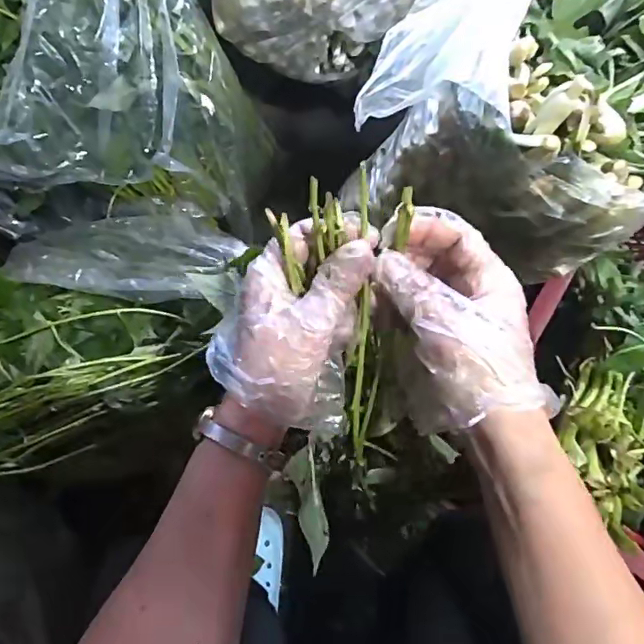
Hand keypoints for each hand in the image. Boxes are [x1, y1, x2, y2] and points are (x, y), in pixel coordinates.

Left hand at [207, 219, 375, 429]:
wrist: (267, 414)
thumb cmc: (280, 364)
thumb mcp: (312, 321)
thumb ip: (338, 282)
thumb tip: (363, 243)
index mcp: (269, 273)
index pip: (299, 234)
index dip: (331, 228)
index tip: (366, 232)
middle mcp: (282, 283)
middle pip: (320, 257)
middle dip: (347, 266)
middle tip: (375, 267)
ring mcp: (297, 304)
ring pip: (333, 283)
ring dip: (348, 298)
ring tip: (351, 318)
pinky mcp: (311, 325)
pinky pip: (335, 310)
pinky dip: (345, 318)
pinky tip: (344, 337)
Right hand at [373, 207, 558, 431]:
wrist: (492, 427)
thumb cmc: (477, 368)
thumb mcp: (443, 321)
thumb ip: (410, 285)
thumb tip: (379, 259)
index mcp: (489, 277)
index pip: (458, 234)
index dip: (425, 227)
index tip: (389, 231)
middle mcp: (473, 288)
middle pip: (437, 254)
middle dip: (404, 252)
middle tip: (372, 257)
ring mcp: (453, 312)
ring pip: (420, 280)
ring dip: (394, 277)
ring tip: (368, 280)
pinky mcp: (436, 334)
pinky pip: (412, 306)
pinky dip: (393, 302)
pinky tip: (373, 304)